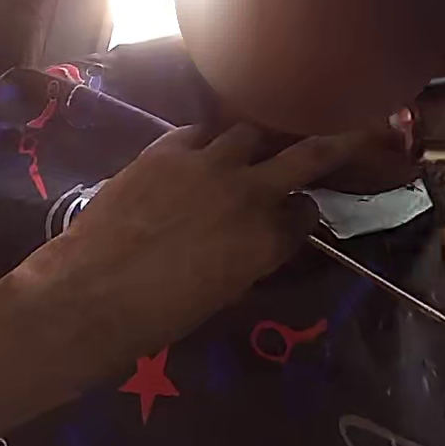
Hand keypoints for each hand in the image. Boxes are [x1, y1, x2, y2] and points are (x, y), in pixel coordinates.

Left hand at [13, 124, 371, 367]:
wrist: (93, 291)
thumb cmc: (158, 315)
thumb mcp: (223, 292)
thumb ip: (251, 254)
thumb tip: (260, 234)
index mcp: (267, 242)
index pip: (306, 212)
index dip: (305, 210)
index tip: (301, 209)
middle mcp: (248, 194)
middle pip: (305, 155)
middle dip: (334, 143)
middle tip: (351, 131)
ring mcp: (207, 164)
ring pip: (248, 133)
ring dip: (253, 141)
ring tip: (247, 145)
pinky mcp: (166, 149)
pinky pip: (198, 132)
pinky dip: (204, 140)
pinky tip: (198, 148)